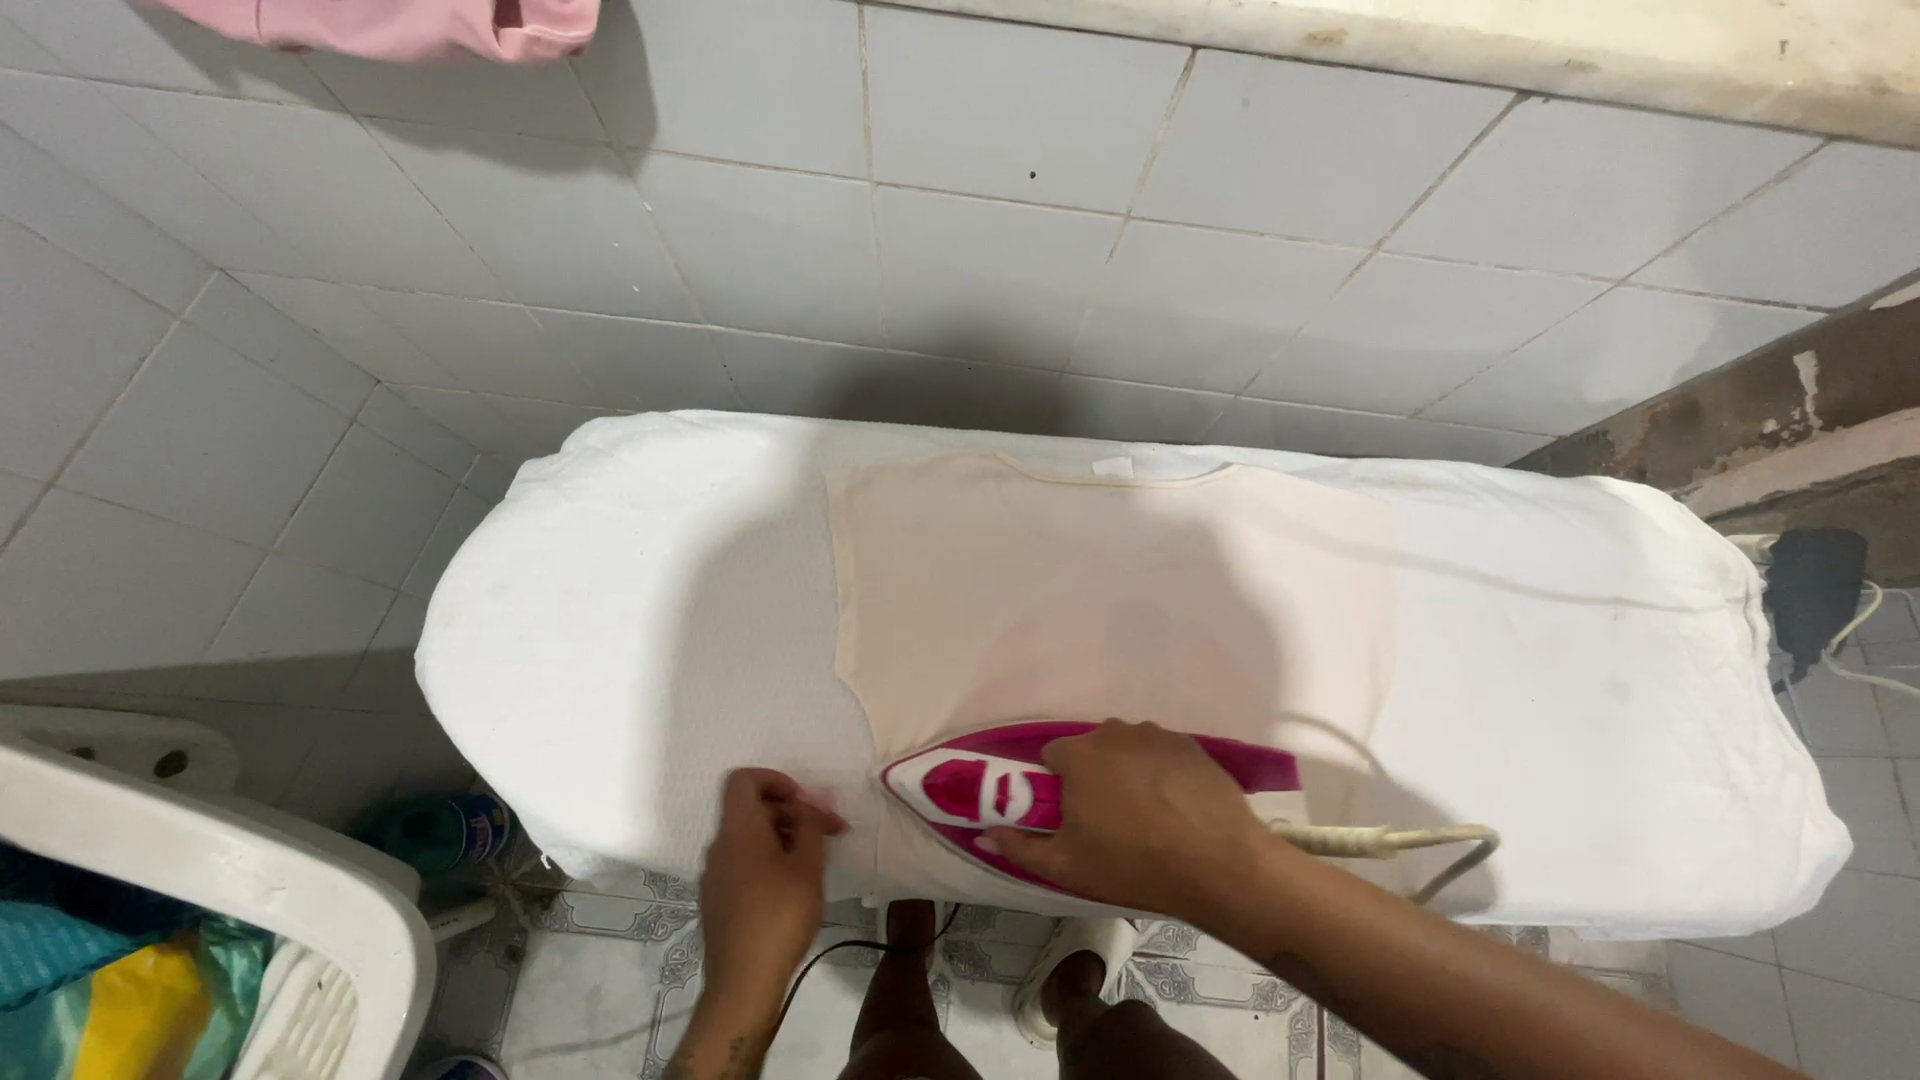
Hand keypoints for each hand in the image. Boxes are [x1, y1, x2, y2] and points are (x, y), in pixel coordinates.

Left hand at [697, 768, 847, 1015]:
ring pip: (749, 839)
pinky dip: (768, 860)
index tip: (803, 800)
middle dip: (791, 813)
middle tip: (828, 832)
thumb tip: (809, 805)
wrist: (742, 982)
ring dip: (782, 837)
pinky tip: (792, 887)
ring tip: (815, 860)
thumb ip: (810, 826)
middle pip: (751, 810)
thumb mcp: (807, 865)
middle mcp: (719, 846)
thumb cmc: (779, 916)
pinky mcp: (717, 901)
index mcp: (738, 830)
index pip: (743, 780)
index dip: (774, 779)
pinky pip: (743, 863)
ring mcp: (714, 876)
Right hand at [984, 719, 1282, 920]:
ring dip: (1128, 774)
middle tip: (1108, 821)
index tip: (1071, 815)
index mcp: (1079, 755)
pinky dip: (1162, 774)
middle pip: (1091, 751)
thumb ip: (1019, 847)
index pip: (1052, 756)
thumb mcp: (1066, 866)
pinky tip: (1176, 809)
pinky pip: (1162, 755)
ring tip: (1147, 818)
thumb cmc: (1133, 863)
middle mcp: (1114, 732)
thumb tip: (985, 834)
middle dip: (1093, 778)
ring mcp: (1157, 735)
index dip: (1057, 785)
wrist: (1219, 863)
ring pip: (1128, 751)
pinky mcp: (1192, 745)